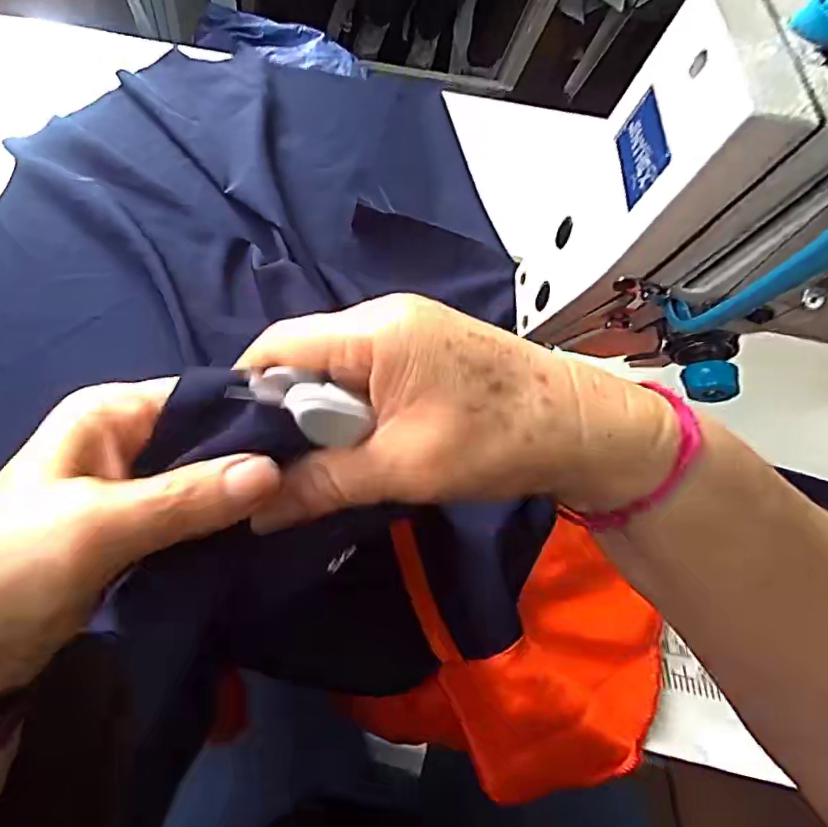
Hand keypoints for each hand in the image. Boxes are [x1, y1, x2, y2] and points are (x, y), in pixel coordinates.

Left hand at [0, 379, 281, 702]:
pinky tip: (258, 544)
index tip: (313, 439)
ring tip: (299, 516)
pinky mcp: (129, 536)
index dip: (248, 415)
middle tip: (314, 486)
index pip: (190, 398)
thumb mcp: (98, 525)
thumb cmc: (14, 566)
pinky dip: (214, 532)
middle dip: (247, 463)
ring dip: (235, 502)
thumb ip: (183, 498)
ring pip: (195, 485)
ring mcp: (123, 492)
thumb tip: (271, 468)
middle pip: (197, 442)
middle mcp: (116, 443)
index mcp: (102, 416)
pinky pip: (183, 523)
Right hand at [233, 293, 677, 531]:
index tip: (232, 437)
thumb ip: (320, 484)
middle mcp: (380, 314)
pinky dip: (340, 405)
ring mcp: (400, 327)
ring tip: (309, 452)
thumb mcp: (400, 468)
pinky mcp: (414, 347)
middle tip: (271, 456)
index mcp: (375, 329)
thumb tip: (254, 512)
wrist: (595, 432)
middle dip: (280, 405)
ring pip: (323, 364)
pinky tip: (347, 437)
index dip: (247, 387)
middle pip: (297, 352)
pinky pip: (352, 370)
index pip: (278, 343)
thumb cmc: (500, 441)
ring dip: (312, 409)